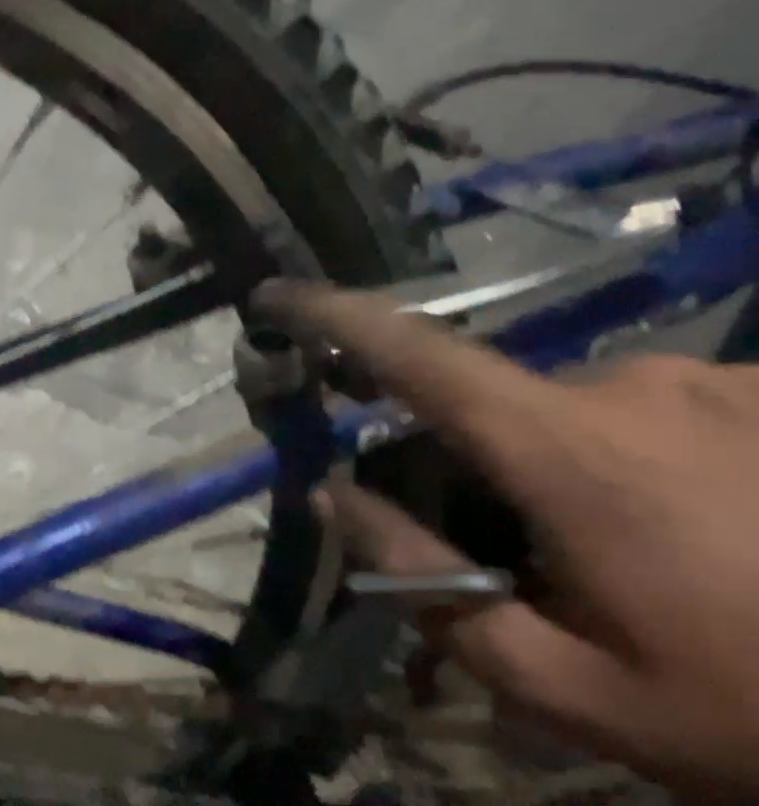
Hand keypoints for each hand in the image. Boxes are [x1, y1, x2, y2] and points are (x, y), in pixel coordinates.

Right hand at [255, 281, 758, 799]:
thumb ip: (431, 588)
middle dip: (472, 464)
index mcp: (571, 451)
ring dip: (564, 470)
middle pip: (494, 403)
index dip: (331, 316)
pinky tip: (705, 541)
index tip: (271, 297)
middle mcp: (636, 389)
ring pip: (578, 413)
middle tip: (515, 559)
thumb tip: (335, 499)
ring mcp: (721, 385)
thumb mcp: (575, 688)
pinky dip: (639, 465)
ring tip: (630, 565)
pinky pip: (660, 415)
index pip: (415, 354)